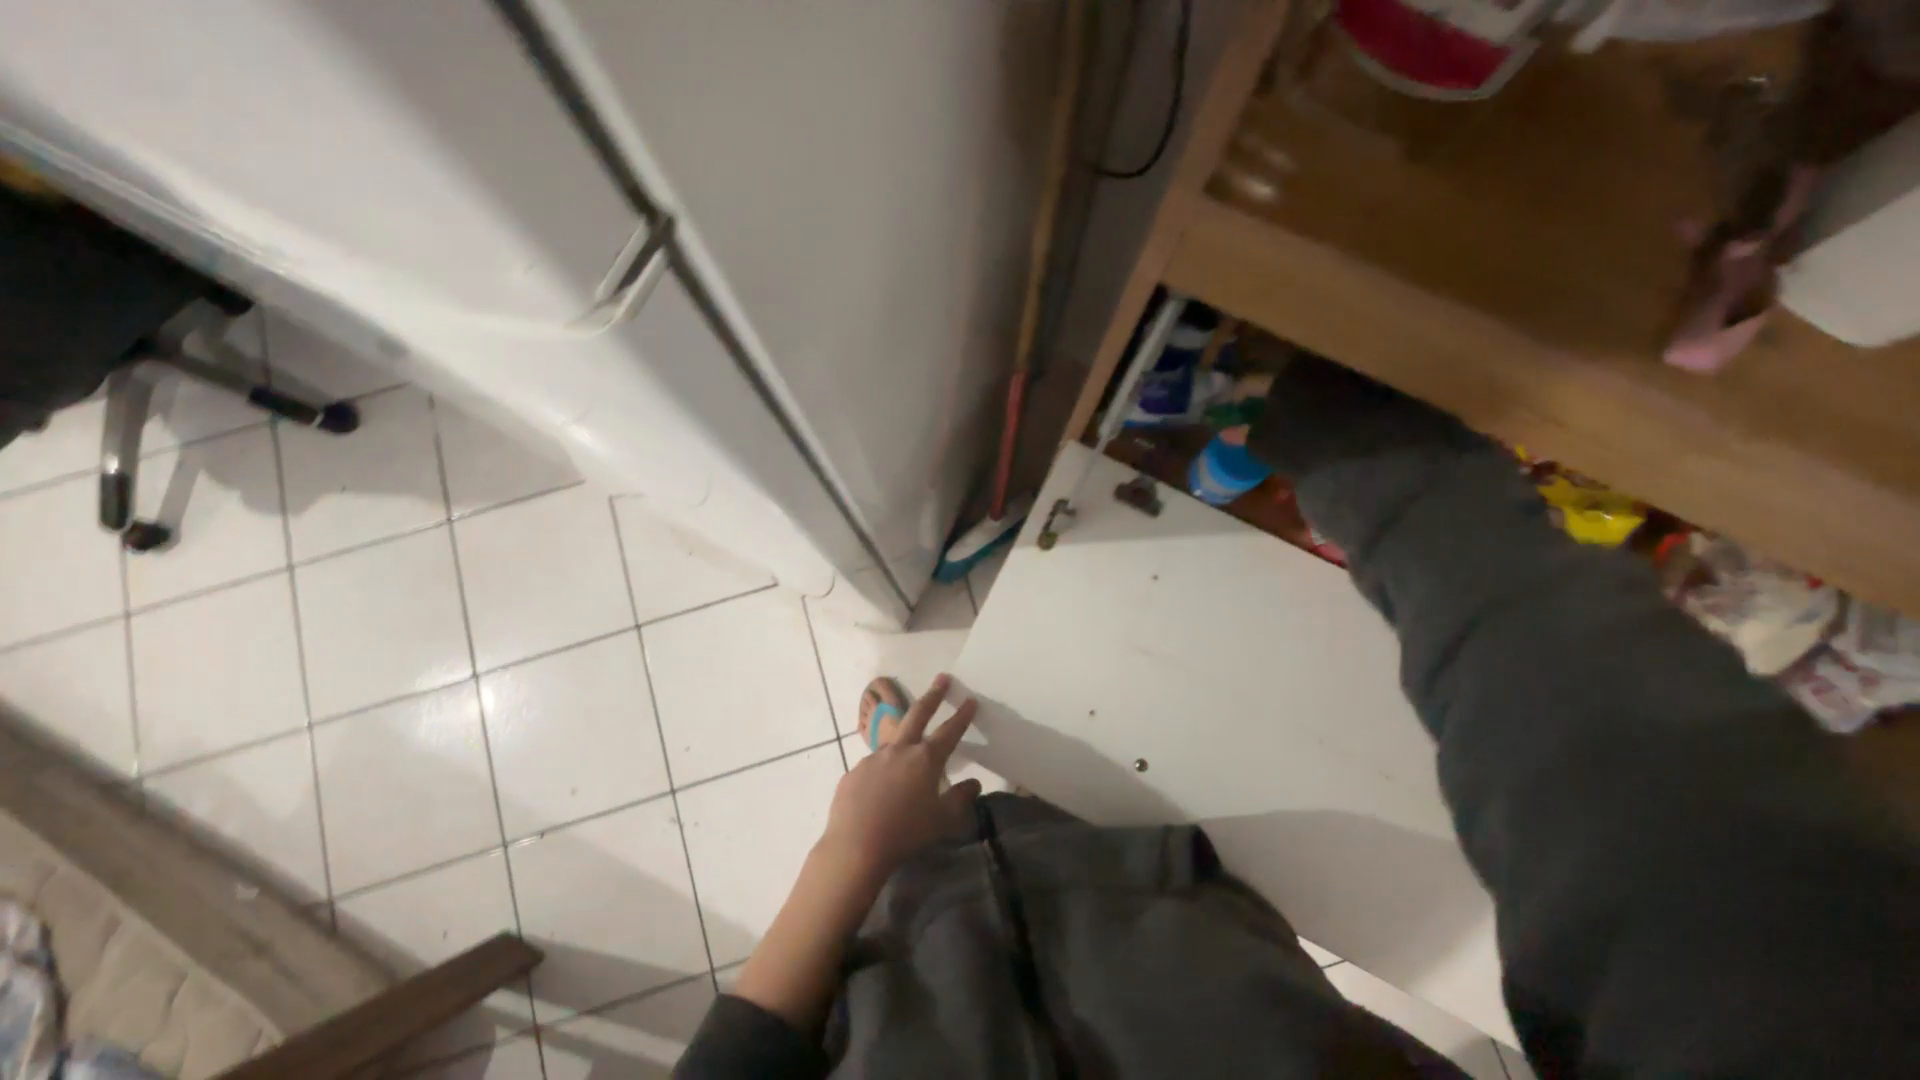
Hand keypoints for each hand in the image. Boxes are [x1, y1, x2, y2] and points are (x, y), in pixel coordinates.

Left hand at [819, 674, 981, 877]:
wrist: (856, 846)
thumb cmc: (907, 833)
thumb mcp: (943, 820)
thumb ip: (960, 799)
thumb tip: (974, 784)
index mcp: (925, 759)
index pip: (950, 731)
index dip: (962, 715)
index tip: (970, 700)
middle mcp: (899, 751)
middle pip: (918, 714)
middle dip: (933, 695)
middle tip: (942, 679)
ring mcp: (872, 759)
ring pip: (892, 743)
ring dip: (903, 742)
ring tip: (907, 760)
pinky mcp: (853, 773)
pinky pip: (872, 769)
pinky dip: (881, 774)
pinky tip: (879, 794)